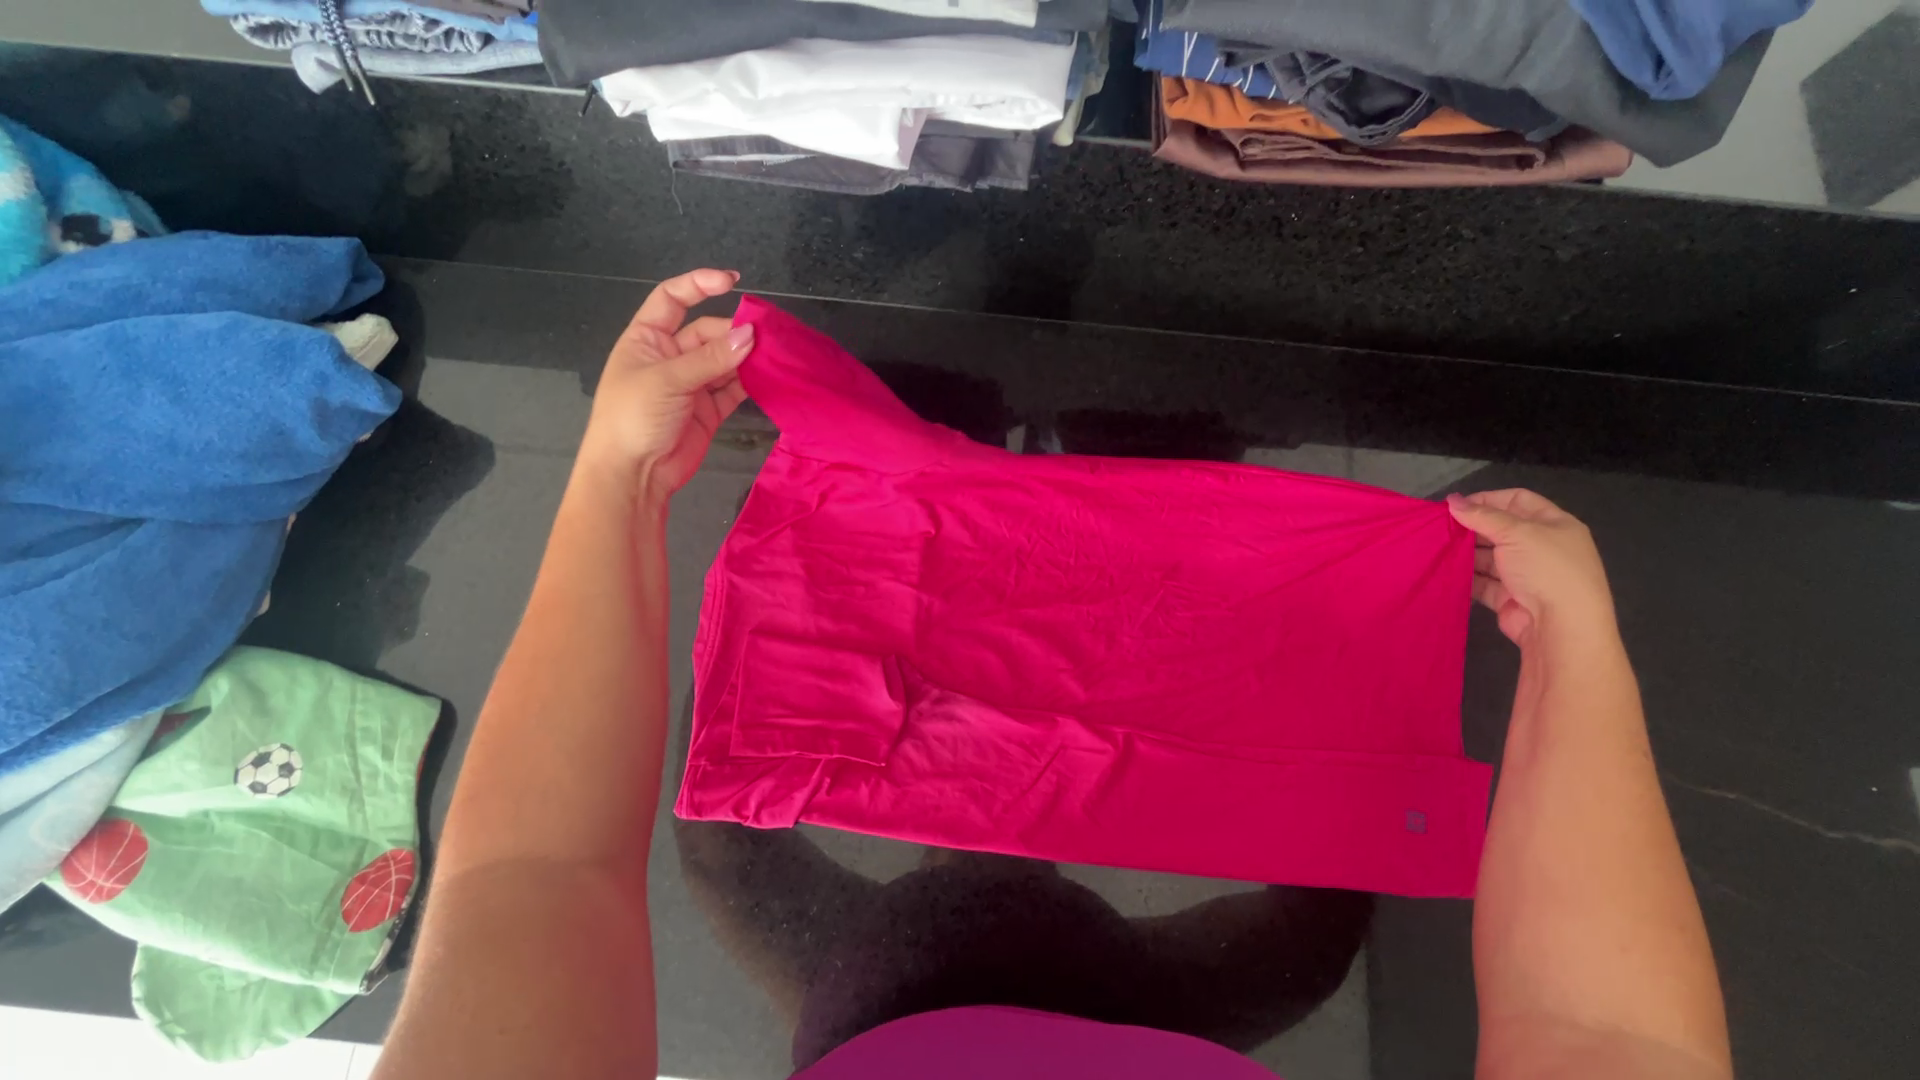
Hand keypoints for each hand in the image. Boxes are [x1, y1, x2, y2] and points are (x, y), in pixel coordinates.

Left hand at [579, 269, 755, 503]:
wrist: (633, 475)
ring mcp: (691, 384)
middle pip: (707, 332)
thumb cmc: (633, 418)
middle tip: (764, 337)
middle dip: (733, 332)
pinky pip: (733, 388)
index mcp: (646, 339)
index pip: (672, 299)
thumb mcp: (668, 380)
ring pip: (724, 360)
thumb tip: (751, 335)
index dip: (699, 284)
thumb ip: (711, 358)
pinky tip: (769, 377)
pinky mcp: (709, 410)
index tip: (732, 281)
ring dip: (746, 357)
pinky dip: (751, 382)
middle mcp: (670, 357)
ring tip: (774, 355)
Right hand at [1446, 489, 1615, 646]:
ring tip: (1436, 549)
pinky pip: (1483, 582)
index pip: (1518, 500)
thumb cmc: (1547, 569)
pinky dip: (1466, 577)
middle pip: (1501, 528)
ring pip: (1489, 556)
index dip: (1488, 499)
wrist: (1561, 625)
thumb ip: (1482, 516)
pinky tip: (1443, 572)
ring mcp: (1526, 573)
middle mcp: (1542, 547)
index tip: (1456, 506)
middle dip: (1472, 527)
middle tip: (1440, 528)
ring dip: (1466, 553)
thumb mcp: (1517, 533)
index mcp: (1554, 524)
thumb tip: (1452, 500)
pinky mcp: (1510, 597)